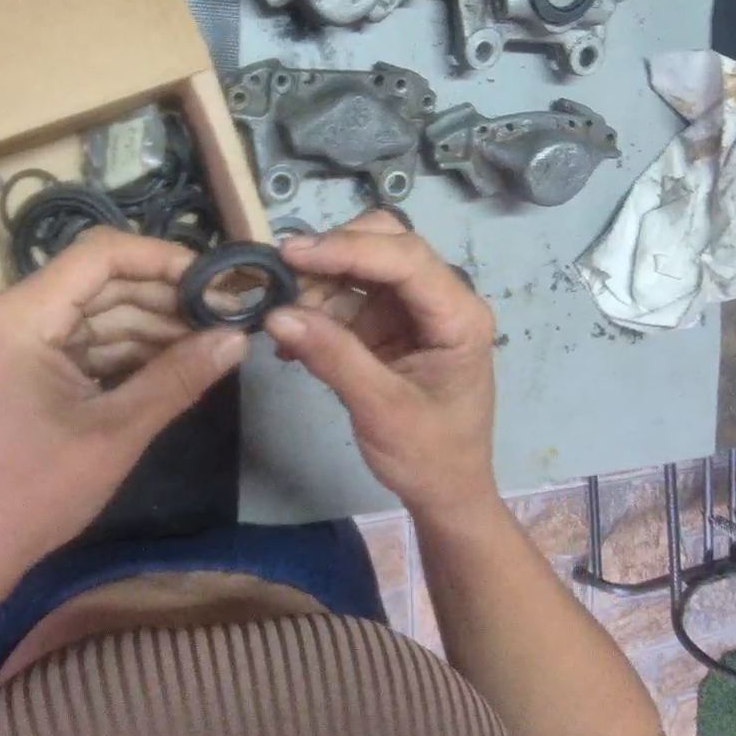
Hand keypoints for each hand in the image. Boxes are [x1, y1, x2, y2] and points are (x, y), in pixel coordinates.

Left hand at [0, 229, 247, 594]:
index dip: (164, 259)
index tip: (217, 282)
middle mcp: (14, 311)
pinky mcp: (30, 360)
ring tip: (213, 339)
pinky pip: (90, 337)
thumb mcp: (116, 433)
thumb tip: (238, 339)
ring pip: (102, 308)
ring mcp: (20, 335)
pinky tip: (179, 357)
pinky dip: (132, 347)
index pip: (101, 255)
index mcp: (20, 316)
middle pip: (104, 280)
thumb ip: (178, 378)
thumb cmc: (36, 493)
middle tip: (227, 315)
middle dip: (167, 296)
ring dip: (156, 323)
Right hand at [266, 212, 497, 517]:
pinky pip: (346, 296)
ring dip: (318, 283)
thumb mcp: (381, 410)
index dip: (347, 248)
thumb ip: (332, 357)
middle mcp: (439, 299)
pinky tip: (292, 341)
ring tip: (285, 321)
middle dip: (332, 255)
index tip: (291, 254)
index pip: (406, 259)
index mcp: (459, 316)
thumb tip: (276, 315)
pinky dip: (316, 308)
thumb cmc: (429, 456)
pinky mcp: (387, 323)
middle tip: (283, 278)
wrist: (444, 492)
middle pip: (386, 243)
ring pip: (360, 264)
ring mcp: (411, 309)